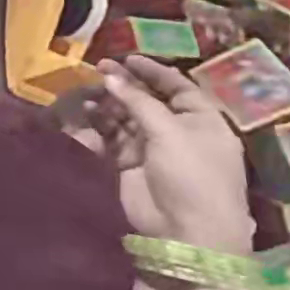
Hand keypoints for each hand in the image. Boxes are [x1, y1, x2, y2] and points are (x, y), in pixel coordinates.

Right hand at [82, 56, 253, 255]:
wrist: (184, 231)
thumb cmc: (191, 175)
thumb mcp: (170, 132)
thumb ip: (138, 102)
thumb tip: (111, 76)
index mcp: (203, 122)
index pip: (178, 87)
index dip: (154, 72)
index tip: (128, 58)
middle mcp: (179, 132)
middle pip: (149, 100)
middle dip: (126, 84)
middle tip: (98, 68)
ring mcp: (154, 148)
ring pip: (128, 117)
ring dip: (110, 103)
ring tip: (89, 89)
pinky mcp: (131, 164)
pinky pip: (113, 137)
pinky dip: (99, 125)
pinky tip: (86, 113)